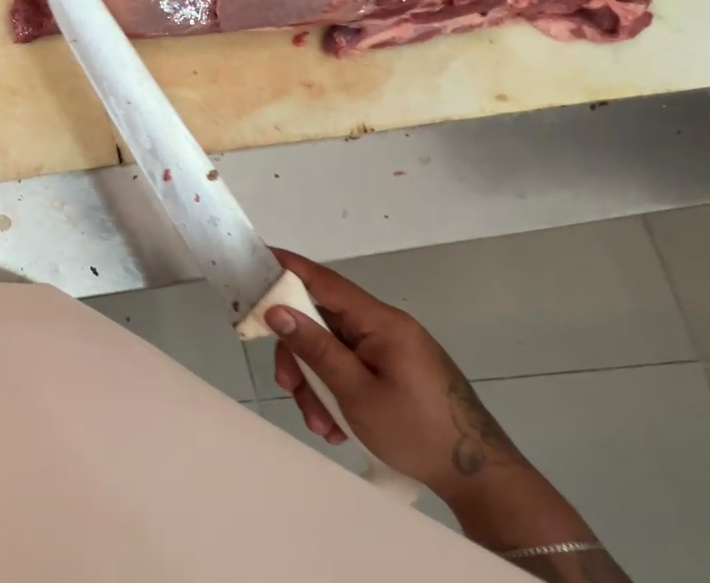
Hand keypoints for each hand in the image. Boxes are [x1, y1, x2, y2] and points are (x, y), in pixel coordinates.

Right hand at [265, 248, 533, 506]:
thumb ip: (313, 347)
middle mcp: (387, 330)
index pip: (325, 282)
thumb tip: (274, 309)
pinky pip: (349, 371)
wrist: (482, 481)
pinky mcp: (394, 374)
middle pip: (321, 325)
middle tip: (288, 388)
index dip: (288, 268)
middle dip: (299, 358)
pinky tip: (337, 426)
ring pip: (330, 353)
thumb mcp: (355, 391)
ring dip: (316, 386)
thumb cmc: (418, 430)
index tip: (255, 257)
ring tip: (322, 424)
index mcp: (383, 324)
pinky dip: (335, 395)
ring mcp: (391, 353)